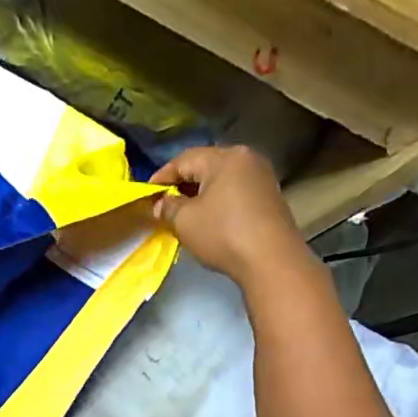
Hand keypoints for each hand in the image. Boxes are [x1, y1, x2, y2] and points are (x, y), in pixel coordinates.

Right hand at [150, 146, 312, 284]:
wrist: (271, 258)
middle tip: (164, 202)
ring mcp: (261, 176)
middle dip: (182, 182)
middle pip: (205, 164)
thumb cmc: (222, 233)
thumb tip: (161, 203)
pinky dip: (217, 199)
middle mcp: (246, 158)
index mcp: (224, 158)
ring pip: (221, 177)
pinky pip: (235, 189)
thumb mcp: (185, 221)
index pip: (184, 159)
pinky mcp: (269, 195)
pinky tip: (208, 216)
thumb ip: (168, 207)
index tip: (147, 194)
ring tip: (184, 211)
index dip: (161, 176)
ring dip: (200, 191)